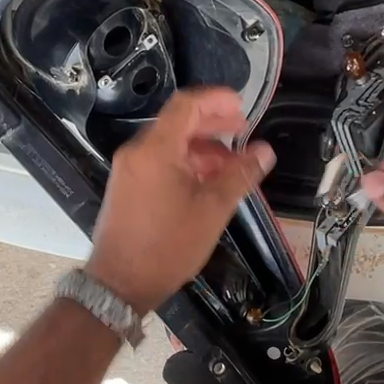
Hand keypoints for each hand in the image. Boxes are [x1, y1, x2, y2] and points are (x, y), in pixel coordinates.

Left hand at [86, 88, 276, 311]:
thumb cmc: (167, 245)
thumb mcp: (212, 209)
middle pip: (178, 122)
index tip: (242, 106)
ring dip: (202, 147)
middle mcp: (138, 152)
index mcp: (156, 149)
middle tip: (243, 131)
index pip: (187, 105)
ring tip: (231, 163)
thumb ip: (240, 175)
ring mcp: (129, 170)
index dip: (216, 100)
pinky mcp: (128, 187)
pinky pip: (160, 162)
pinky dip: (186, 163)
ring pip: (170, 144)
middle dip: (213, 123)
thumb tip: (265, 151)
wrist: (119, 284)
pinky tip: (207, 181)